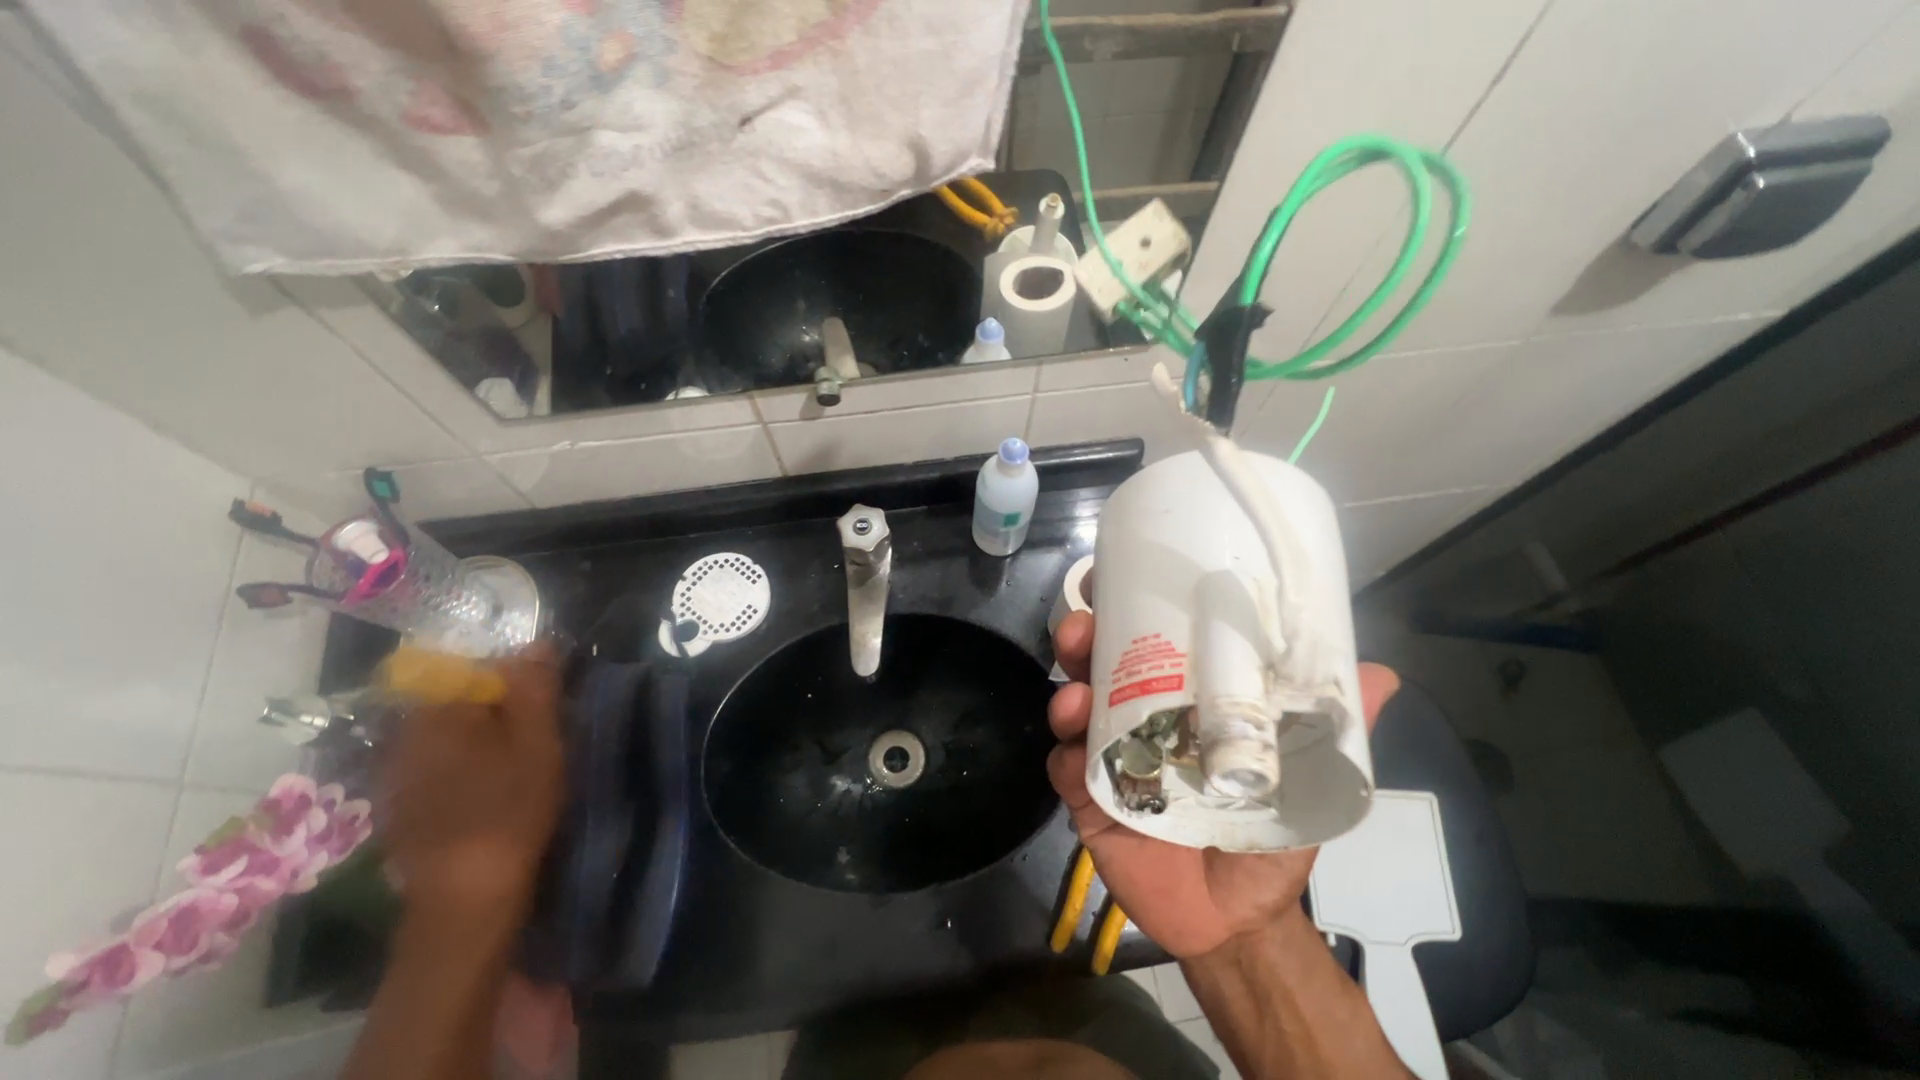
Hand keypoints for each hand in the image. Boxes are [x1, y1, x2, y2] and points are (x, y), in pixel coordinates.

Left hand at [382, 644, 564, 917]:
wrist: (465, 899)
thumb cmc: (509, 810)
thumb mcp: (538, 742)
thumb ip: (535, 686)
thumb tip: (535, 641)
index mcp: (436, 709)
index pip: (478, 669)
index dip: (517, 683)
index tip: (545, 710)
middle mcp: (404, 733)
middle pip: (459, 702)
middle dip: (496, 712)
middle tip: (536, 741)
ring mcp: (395, 774)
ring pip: (447, 737)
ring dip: (479, 743)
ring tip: (515, 772)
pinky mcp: (398, 809)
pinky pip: (435, 770)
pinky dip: (463, 773)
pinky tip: (486, 800)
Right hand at [1046, 611, 1398, 957]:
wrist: (1237, 918)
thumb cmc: (1269, 839)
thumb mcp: (1309, 780)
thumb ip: (1335, 731)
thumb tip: (1383, 674)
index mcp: (1184, 702)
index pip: (1151, 641)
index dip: (1129, 604)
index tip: (1119, 574)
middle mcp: (1139, 720)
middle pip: (1099, 665)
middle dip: (1084, 637)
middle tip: (1084, 625)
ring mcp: (1110, 760)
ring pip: (1075, 710)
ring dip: (1067, 690)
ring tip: (1075, 691)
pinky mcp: (1090, 803)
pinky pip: (1066, 773)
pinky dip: (1064, 759)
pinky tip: (1074, 756)